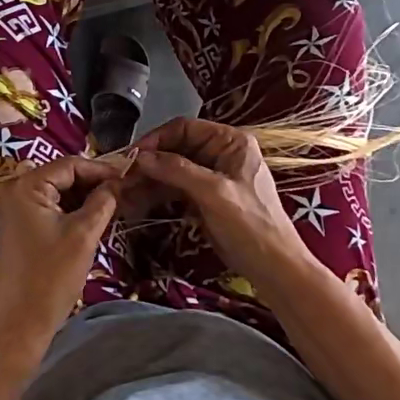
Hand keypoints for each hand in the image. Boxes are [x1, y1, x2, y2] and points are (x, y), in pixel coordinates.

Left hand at [0, 156, 122, 344]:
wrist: (22, 320)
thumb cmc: (52, 275)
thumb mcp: (83, 234)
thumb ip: (101, 202)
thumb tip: (117, 183)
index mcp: (26, 186)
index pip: (68, 165)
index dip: (100, 169)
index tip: (128, 177)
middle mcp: (15, 190)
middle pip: (61, 176)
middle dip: (92, 183)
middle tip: (124, 192)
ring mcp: (15, 208)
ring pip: (56, 192)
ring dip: (83, 197)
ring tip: (114, 204)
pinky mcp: (19, 225)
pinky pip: (49, 206)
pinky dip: (70, 209)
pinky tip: (92, 218)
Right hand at [130, 117, 307, 281]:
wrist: (276, 271)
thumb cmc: (252, 226)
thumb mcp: (214, 194)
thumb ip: (177, 171)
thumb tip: (140, 157)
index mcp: (230, 142)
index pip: (184, 127)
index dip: (156, 138)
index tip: (132, 155)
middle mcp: (220, 152)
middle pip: (175, 147)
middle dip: (149, 160)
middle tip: (123, 174)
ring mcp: (211, 175)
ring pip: (171, 167)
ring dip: (149, 177)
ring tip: (125, 188)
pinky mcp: (204, 197)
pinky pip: (174, 186)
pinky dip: (156, 192)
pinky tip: (137, 199)